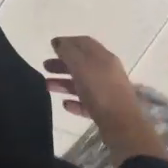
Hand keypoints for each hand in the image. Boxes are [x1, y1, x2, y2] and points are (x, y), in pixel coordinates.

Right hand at [45, 36, 167, 163]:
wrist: (122, 125)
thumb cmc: (99, 90)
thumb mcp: (80, 65)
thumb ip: (67, 51)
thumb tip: (58, 42)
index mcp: (103, 57)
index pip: (84, 43)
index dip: (67, 42)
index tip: (51, 46)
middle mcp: (107, 71)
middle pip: (82, 63)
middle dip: (62, 63)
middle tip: (45, 67)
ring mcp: (108, 91)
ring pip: (83, 82)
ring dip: (64, 82)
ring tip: (48, 86)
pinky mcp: (106, 110)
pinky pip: (87, 101)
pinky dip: (75, 100)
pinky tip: (65, 104)